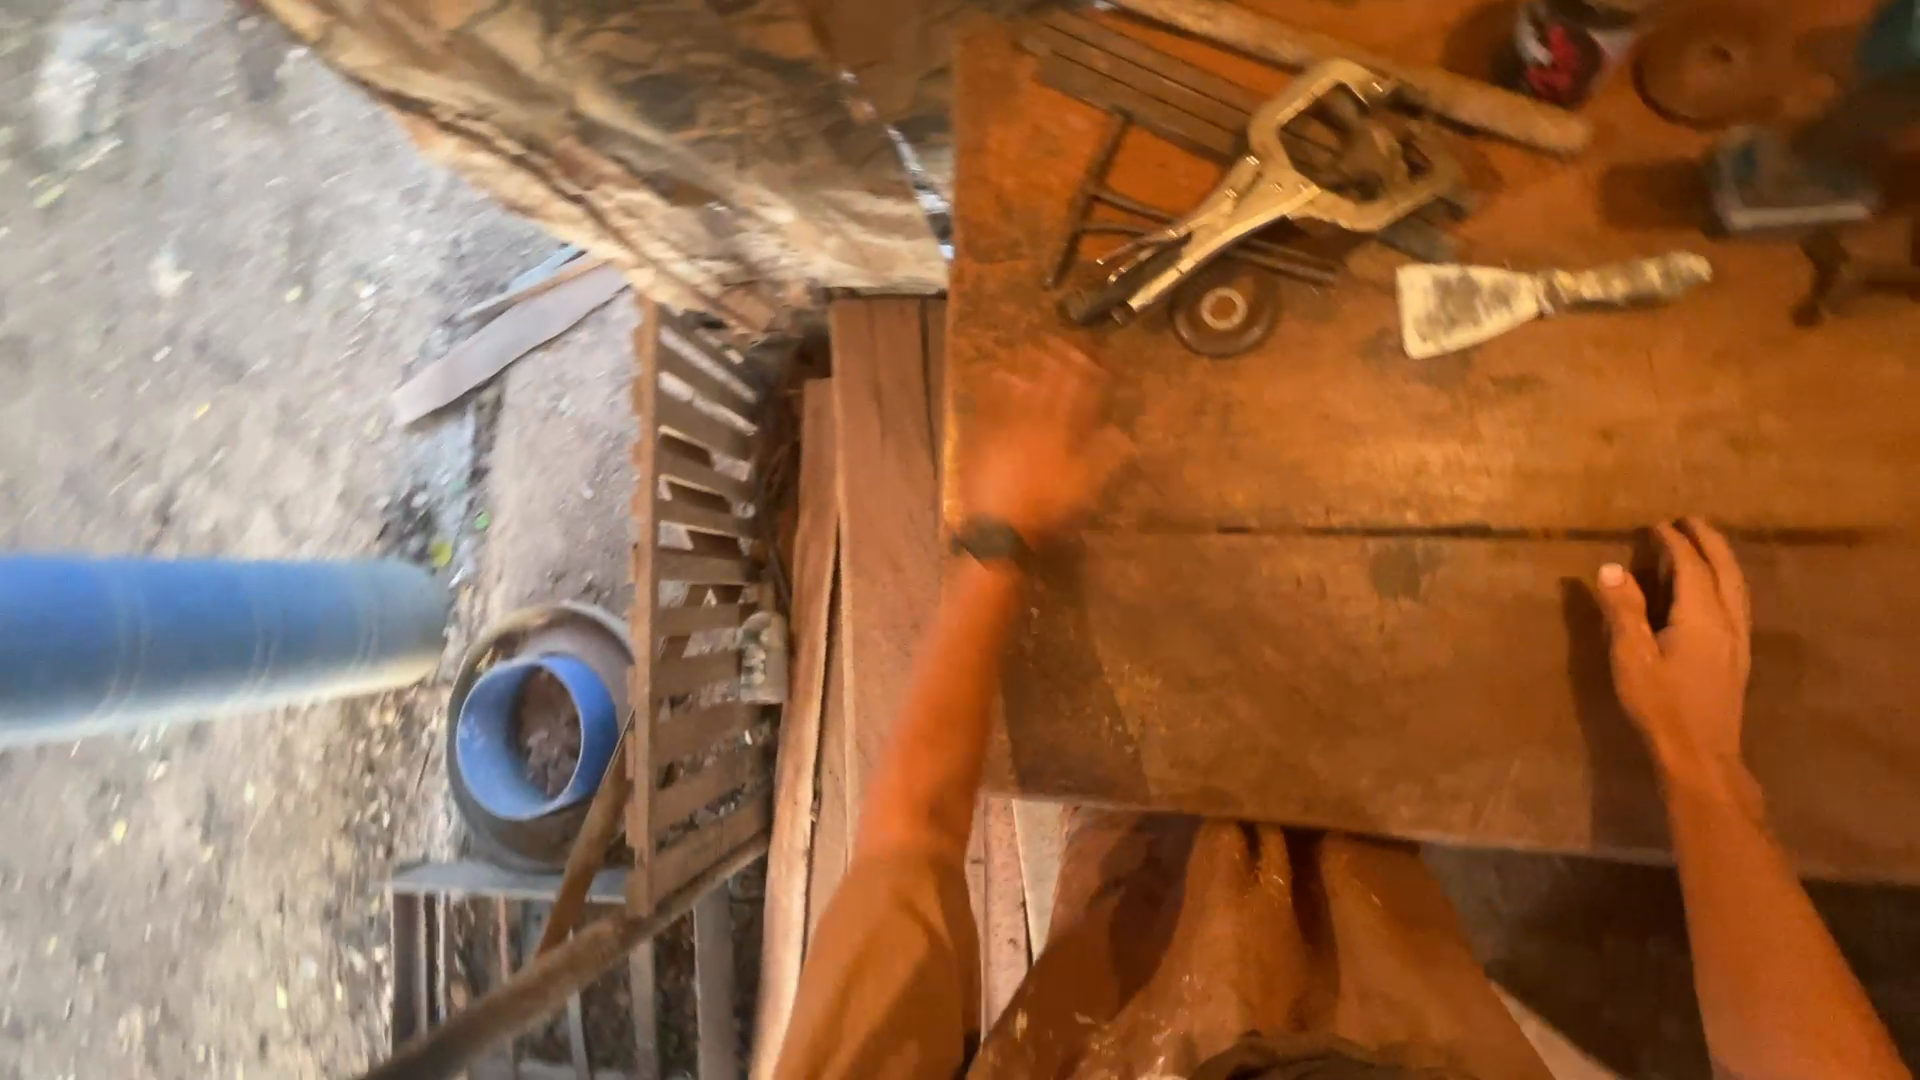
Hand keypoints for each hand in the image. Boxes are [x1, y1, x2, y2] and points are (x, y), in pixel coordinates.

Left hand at [962, 342, 1132, 545]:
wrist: (997, 529)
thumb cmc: (1045, 512)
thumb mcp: (1083, 489)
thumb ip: (1104, 459)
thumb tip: (1124, 434)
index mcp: (1061, 435)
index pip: (1078, 397)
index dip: (1087, 373)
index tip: (1094, 353)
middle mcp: (1033, 424)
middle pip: (1047, 387)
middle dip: (1057, 362)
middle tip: (1061, 339)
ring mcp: (1004, 430)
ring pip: (1018, 391)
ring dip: (1028, 368)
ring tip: (1032, 347)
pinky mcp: (982, 440)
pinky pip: (989, 407)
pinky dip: (995, 389)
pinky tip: (997, 375)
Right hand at [1595, 518, 1753, 790]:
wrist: (1699, 752)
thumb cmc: (1658, 703)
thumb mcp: (1631, 655)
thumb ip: (1622, 610)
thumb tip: (1609, 568)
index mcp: (1702, 619)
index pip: (1692, 569)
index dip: (1674, 544)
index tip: (1656, 525)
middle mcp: (1728, 624)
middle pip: (1725, 574)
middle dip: (1709, 544)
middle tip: (1690, 522)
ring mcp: (1737, 642)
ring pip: (1736, 590)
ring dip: (1721, 563)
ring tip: (1703, 547)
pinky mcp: (1734, 657)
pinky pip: (1735, 605)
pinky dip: (1723, 584)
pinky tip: (1711, 591)